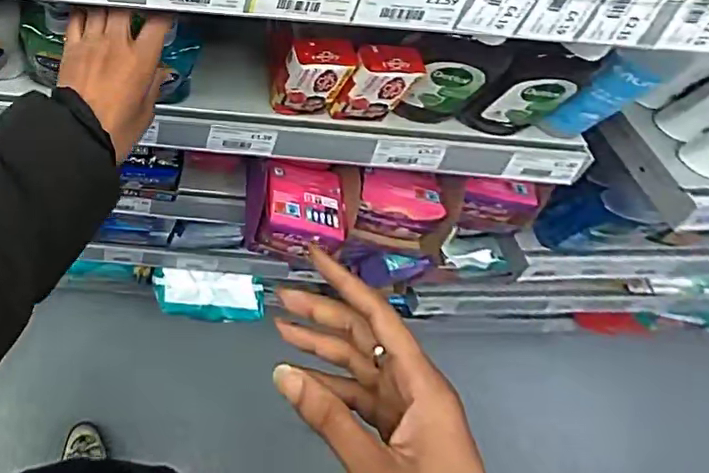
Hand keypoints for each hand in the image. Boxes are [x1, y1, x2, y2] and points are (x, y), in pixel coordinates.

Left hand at [54, 7, 171, 161]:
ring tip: (113, 4)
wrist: (79, 134)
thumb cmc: (111, 129)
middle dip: (133, 2)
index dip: (164, 12)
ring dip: (108, 4)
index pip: (157, 22)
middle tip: (136, 4)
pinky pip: (76, 19)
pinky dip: (82, 12)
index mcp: (140, 59)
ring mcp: (92, 44)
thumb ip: (153, 87)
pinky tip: (86, 12)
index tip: (165, 12)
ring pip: (101, 7)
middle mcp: (116, 45)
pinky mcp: (72, 49)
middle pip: (126, 5)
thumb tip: (159, 76)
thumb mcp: (144, 111)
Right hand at [271, 247, 483, 472]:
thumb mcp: (378, 467)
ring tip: (284, 330)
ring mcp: (410, 413)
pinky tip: (304, 380)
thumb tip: (284, 375)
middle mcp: (417, 390)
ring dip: (321, 347)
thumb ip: (330, 419)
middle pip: (364, 335)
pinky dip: (330, 385)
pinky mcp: (402, 436)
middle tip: (285, 296)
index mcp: (424, 386)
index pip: (378, 315)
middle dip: (321, 313)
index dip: (344, 281)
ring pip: (358, 364)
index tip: (317, 257)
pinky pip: (360, 396)